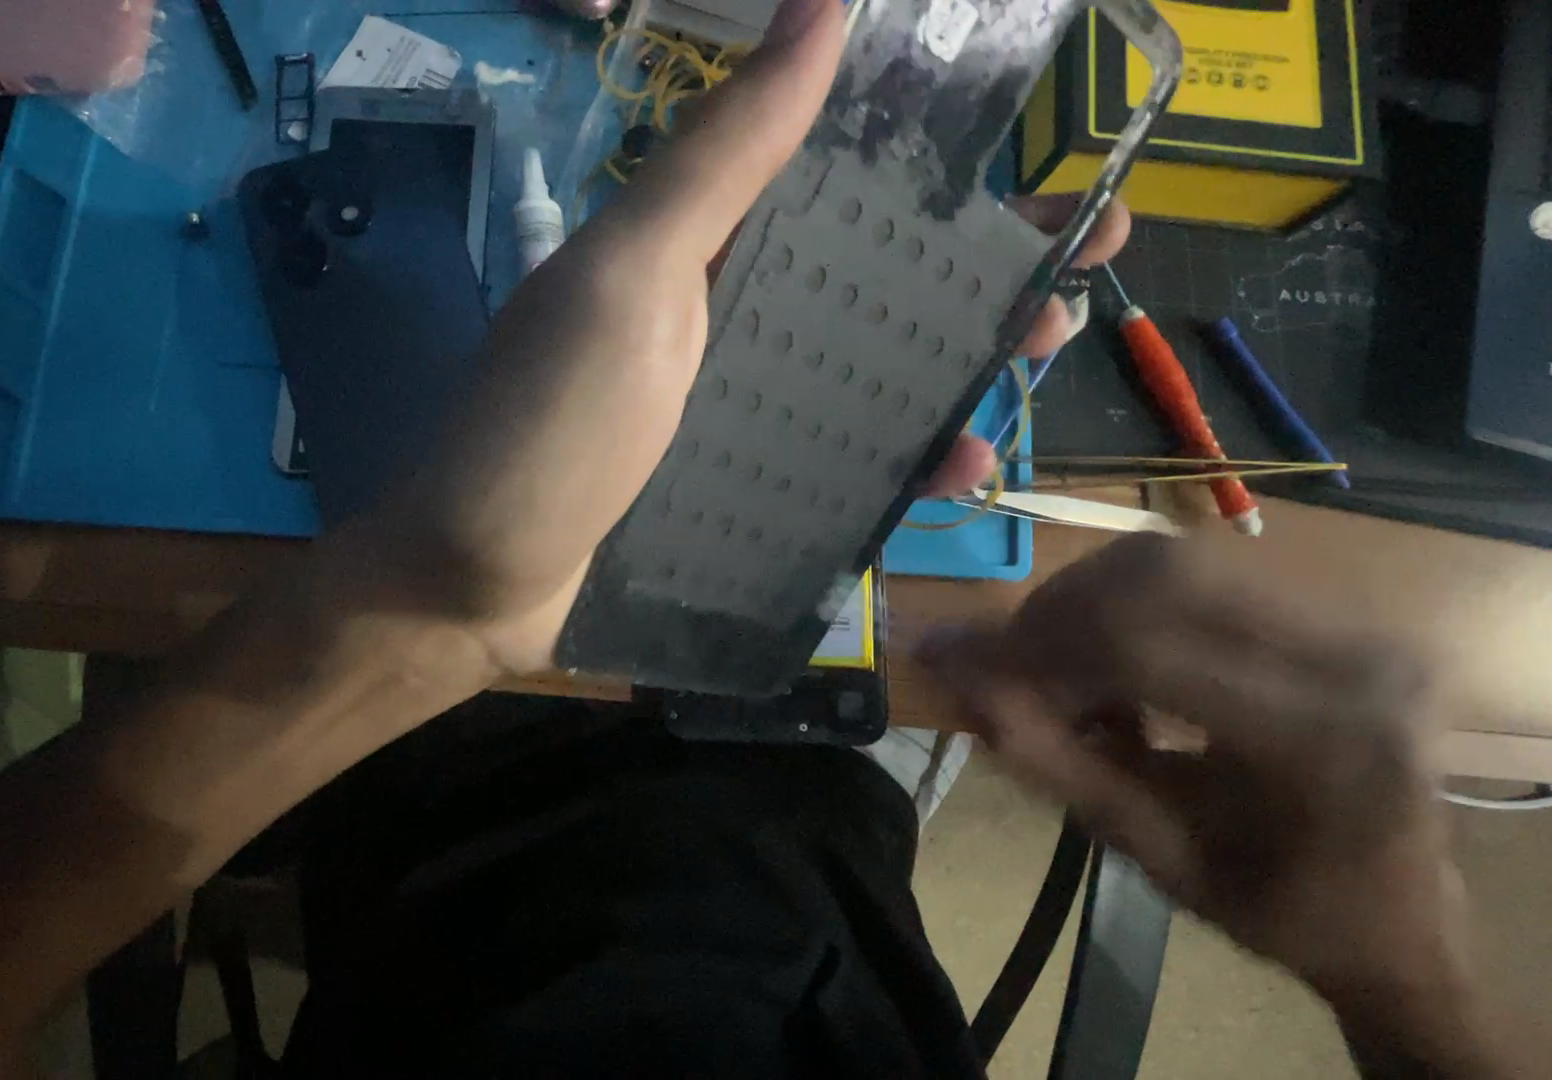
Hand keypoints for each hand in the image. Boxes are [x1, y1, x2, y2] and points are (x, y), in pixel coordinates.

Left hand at [337, 0, 1128, 680]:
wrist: (481, 580)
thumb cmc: (551, 425)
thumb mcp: (630, 279)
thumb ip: (719, 161)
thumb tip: (823, 8)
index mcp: (697, 256)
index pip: (831, 188)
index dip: (931, 172)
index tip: (1036, 170)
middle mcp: (717, 328)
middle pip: (862, 286)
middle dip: (968, 276)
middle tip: (1071, 279)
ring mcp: (726, 417)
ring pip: (860, 379)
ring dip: (951, 370)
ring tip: (1031, 365)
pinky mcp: (732, 494)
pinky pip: (830, 467)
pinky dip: (894, 465)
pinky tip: (956, 471)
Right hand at [918, 533, 1469, 1003]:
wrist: (1399, 914)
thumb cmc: (1272, 905)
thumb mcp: (1146, 850)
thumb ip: (1047, 756)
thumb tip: (946, 665)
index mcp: (1319, 735)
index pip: (1134, 641)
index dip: (1030, 650)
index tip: (975, 680)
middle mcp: (1349, 654)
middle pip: (1147, 574)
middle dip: (1052, 617)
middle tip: (1020, 677)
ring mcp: (1349, 622)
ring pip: (1159, 558)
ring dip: (1081, 606)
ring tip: (1067, 675)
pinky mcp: (1331, 610)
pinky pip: (1188, 571)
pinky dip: (1118, 606)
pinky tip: (1115, 664)